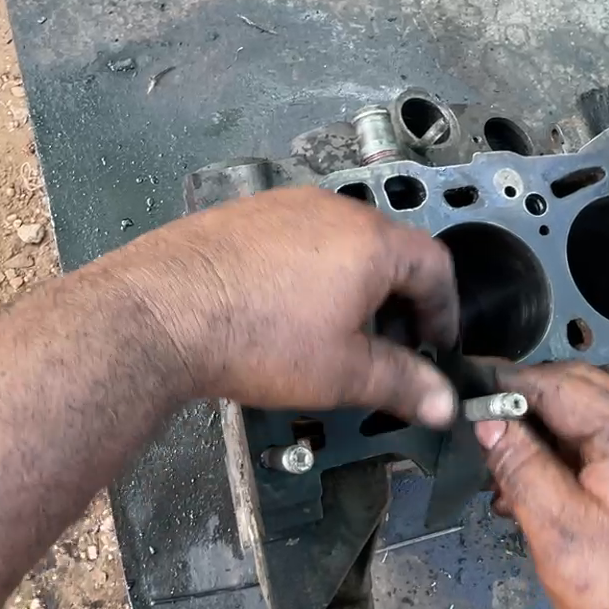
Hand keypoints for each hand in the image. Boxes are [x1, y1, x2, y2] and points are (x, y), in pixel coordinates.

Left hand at [94, 187, 460, 426]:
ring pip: (342, 241)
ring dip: (354, 282)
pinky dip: (311, 268)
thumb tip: (446, 404)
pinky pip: (298, 235)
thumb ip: (402, 383)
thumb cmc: (261, 339)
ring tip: (332, 328)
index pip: (436, 264)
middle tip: (385, 343)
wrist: (161, 311)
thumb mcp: (343, 372)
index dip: (443, 310)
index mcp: (372, 241)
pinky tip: (283, 304)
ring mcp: (287, 204)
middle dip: (398, 298)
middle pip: (390, 249)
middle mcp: (334, 209)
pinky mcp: (248, 212)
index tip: (433, 345)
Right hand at [476, 363, 608, 608]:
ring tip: (501, 470)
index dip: (504, 382)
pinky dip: (567, 456)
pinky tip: (538, 489)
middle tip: (477, 428)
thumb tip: (486, 417)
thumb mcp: (560, 534)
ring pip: (587, 418)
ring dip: (542, 434)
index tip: (459, 387)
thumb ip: (520, 466)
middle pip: (575, 390)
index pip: (555, 382)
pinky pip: (605, 447)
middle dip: (522, 405)